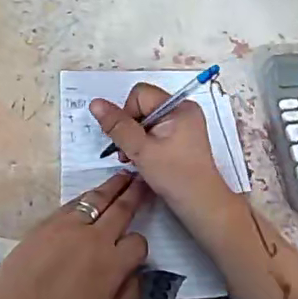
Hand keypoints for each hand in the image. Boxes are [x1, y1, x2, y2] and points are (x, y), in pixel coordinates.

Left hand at [0, 172, 151, 298]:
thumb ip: (129, 297)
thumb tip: (138, 275)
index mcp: (113, 264)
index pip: (138, 243)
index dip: (140, 246)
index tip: (135, 251)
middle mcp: (96, 238)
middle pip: (122, 209)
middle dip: (136, 193)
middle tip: (143, 180)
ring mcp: (71, 225)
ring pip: (98, 198)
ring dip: (114, 186)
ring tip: (124, 176)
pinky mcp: (50, 221)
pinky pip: (75, 202)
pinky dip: (88, 195)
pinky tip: (93, 193)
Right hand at [89, 86, 245, 233]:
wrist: (201, 204)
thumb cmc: (175, 176)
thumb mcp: (140, 150)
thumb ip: (117, 125)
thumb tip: (96, 104)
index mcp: (179, 106)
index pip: (140, 94)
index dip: (127, 115)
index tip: (129, 140)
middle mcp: (184, 110)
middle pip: (143, 106)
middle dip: (130, 128)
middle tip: (129, 154)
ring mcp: (185, 124)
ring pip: (147, 120)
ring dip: (136, 138)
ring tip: (136, 160)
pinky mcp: (182, 138)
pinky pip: (156, 131)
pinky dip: (146, 144)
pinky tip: (145, 161)